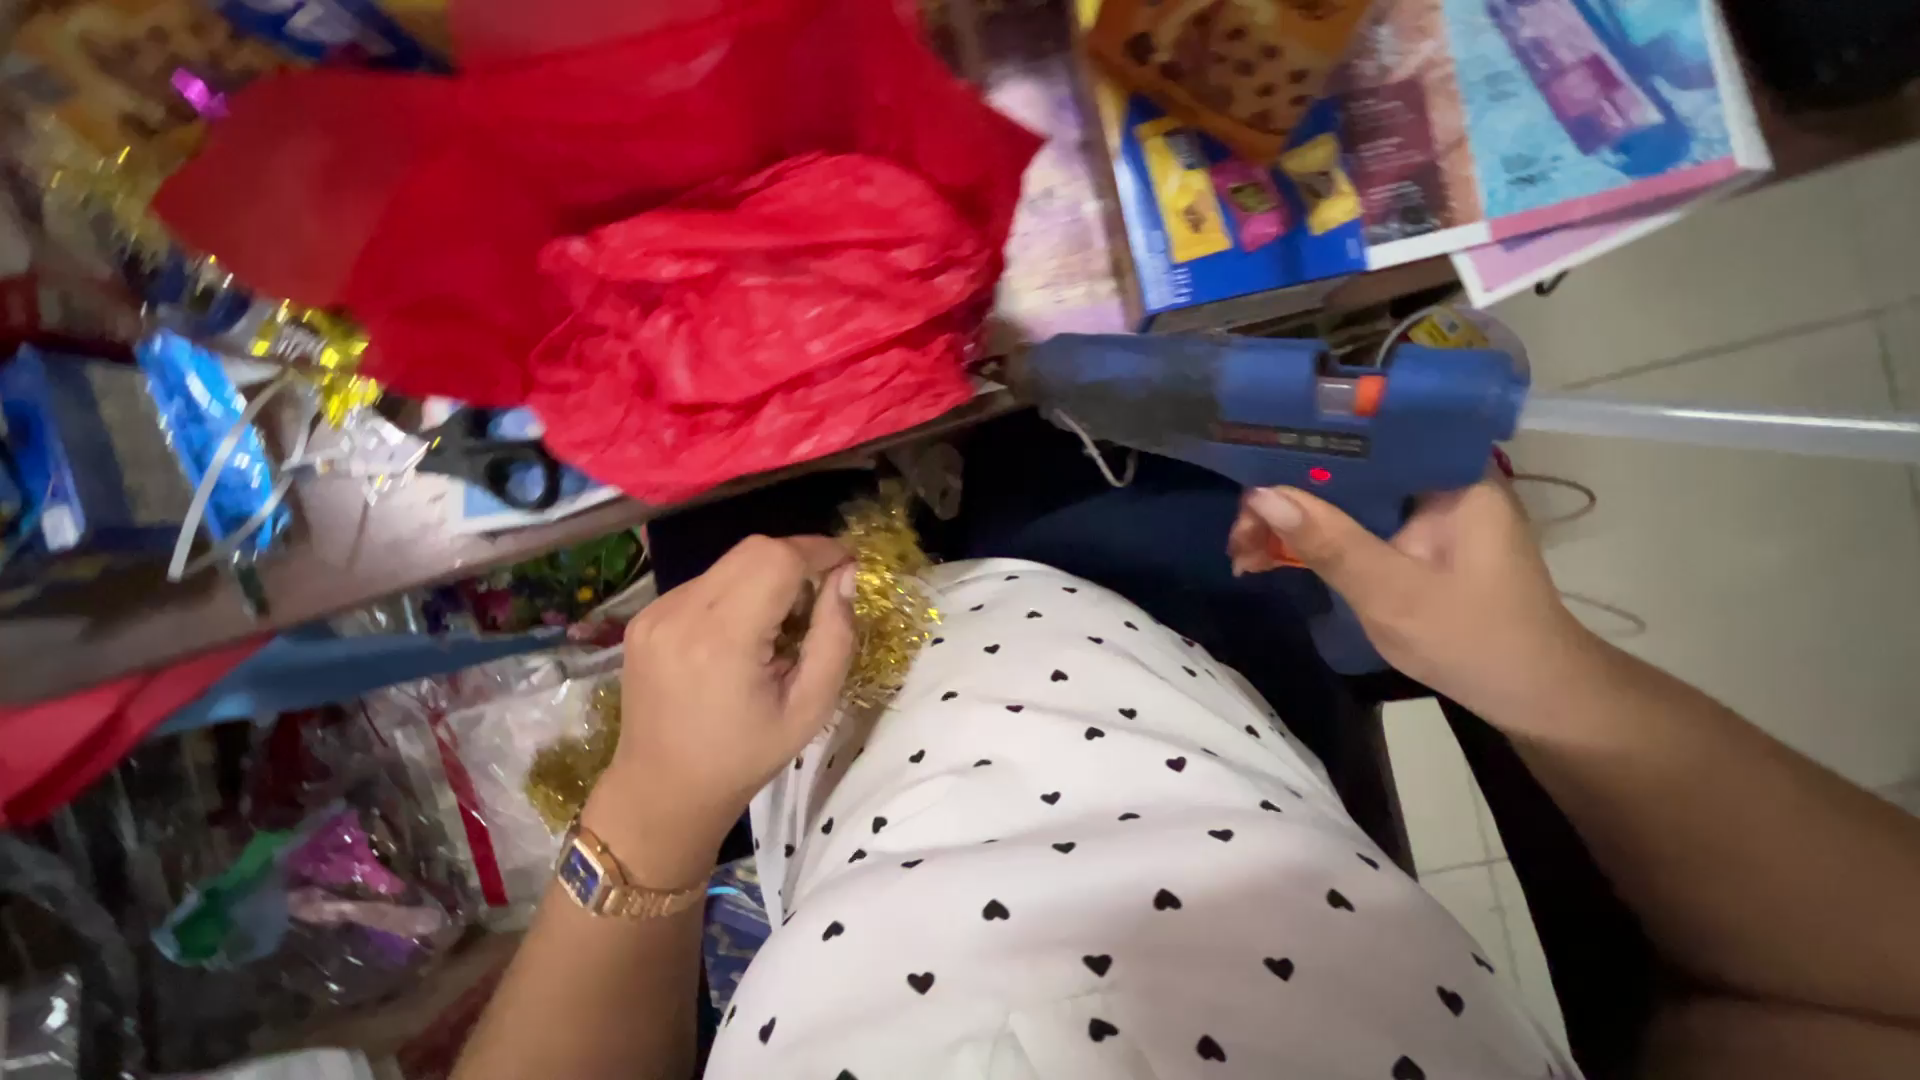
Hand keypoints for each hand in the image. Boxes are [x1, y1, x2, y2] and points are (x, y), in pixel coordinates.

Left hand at [585, 535, 855, 881]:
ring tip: (778, 625)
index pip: (777, 559)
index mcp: (722, 641)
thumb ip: (835, 636)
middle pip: (754, 550)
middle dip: (796, 560)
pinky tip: (741, 635)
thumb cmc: (745, 756)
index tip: (846, 565)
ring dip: (766, 576)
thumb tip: (845, 575)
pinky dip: (736, 593)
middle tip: (818, 596)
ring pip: (729, 562)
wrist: (663, 788)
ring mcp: (656, 612)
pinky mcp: (645, 617)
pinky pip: (705, 583)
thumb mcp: (811, 707)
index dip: (819, 551)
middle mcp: (681, 614)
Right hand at [1228, 478, 1602, 718]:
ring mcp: (1424, 509)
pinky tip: (1269, 558)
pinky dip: (1312, 541)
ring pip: (1342, 498)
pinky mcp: (1412, 537)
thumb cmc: (1474, 640)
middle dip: (1286, 496)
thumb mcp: (1392, 593)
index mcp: (1449, 473)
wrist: (1530, 694)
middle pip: (1345, 469)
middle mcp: (1436, 478)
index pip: (1365, 434)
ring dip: (1292, 522)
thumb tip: (1261, 496)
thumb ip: (1329, 542)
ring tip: (1242, 551)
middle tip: (1238, 530)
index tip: (1251, 470)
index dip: (1302, 447)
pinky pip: (1350, 524)